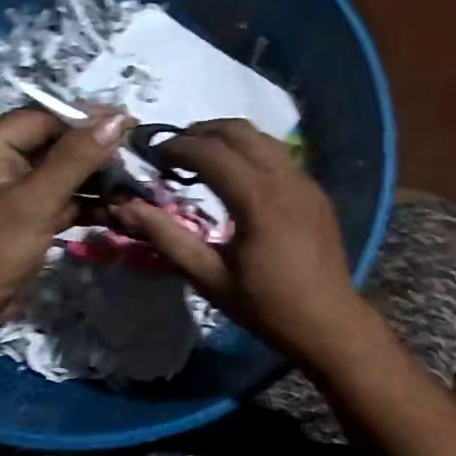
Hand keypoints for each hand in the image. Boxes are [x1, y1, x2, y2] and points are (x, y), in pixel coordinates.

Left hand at [0, 108, 130, 332]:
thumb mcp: (35, 202)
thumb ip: (76, 159)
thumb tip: (116, 120)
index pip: (42, 118)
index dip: (85, 119)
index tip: (128, 124)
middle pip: (54, 145)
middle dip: (95, 152)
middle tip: (136, 157)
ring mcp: (11, 193)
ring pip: (61, 175)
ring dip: (95, 180)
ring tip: (134, 184)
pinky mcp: (24, 220)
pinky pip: (59, 201)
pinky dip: (85, 204)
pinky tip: (118, 209)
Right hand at [112, 119, 371, 362]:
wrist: (329, 324)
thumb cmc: (267, 307)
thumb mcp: (210, 278)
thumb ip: (167, 238)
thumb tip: (125, 208)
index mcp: (258, 200)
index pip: (211, 152)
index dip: (177, 146)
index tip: (152, 154)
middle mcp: (286, 179)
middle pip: (239, 131)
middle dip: (201, 131)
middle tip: (173, 149)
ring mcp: (307, 183)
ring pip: (264, 138)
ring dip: (229, 138)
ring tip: (201, 157)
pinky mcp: (317, 193)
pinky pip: (281, 157)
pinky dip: (253, 153)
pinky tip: (238, 177)